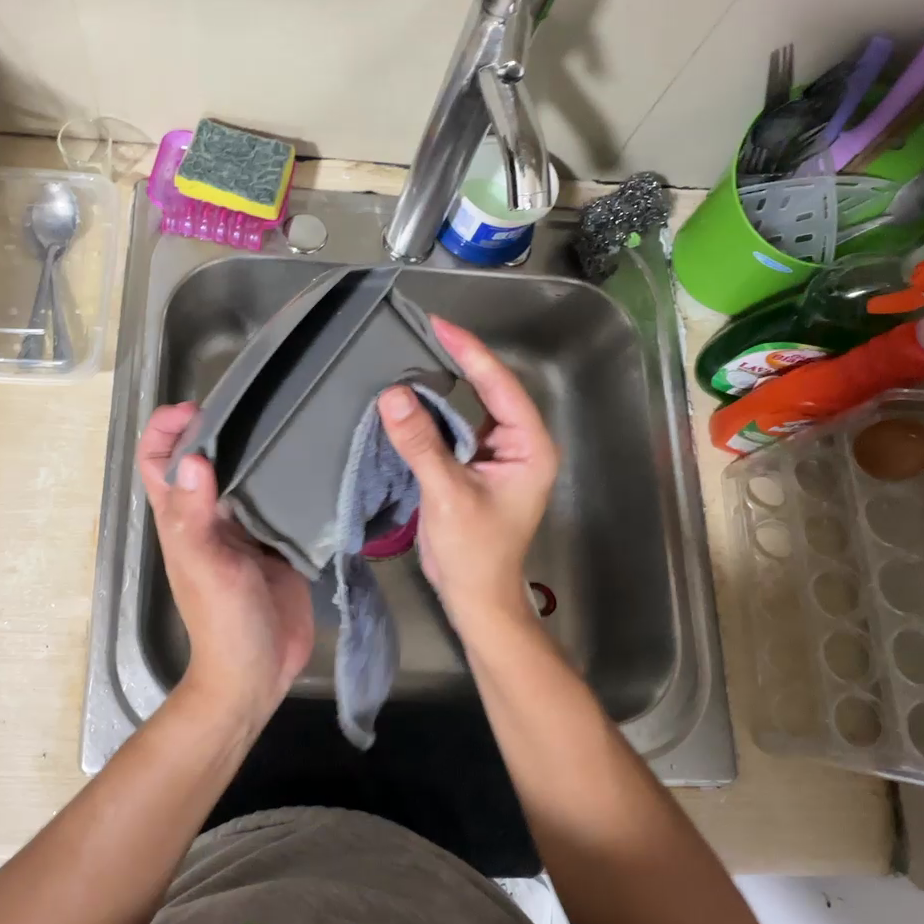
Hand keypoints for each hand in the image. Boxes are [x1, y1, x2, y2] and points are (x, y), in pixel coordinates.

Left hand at [137, 402, 314, 723]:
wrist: (258, 672)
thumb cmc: (224, 622)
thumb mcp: (207, 567)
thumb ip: (196, 517)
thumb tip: (193, 458)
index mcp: (181, 517)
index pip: (159, 460)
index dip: (166, 429)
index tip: (198, 408)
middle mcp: (209, 515)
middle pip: (204, 458)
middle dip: (220, 427)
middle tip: (257, 402)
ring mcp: (244, 528)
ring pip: (243, 475)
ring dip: (257, 449)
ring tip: (290, 420)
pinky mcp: (277, 541)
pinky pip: (278, 501)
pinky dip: (289, 479)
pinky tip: (313, 462)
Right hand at [379, 316, 558, 633]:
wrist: (475, 598)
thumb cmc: (474, 552)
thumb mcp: (447, 494)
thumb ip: (422, 443)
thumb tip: (393, 395)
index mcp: (530, 447)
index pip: (501, 387)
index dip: (471, 354)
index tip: (440, 325)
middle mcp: (520, 445)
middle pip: (491, 390)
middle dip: (461, 360)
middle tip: (425, 330)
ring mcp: (499, 455)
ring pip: (474, 406)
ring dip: (448, 382)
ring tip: (418, 352)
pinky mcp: (477, 466)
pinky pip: (458, 427)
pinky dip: (437, 410)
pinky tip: (414, 396)